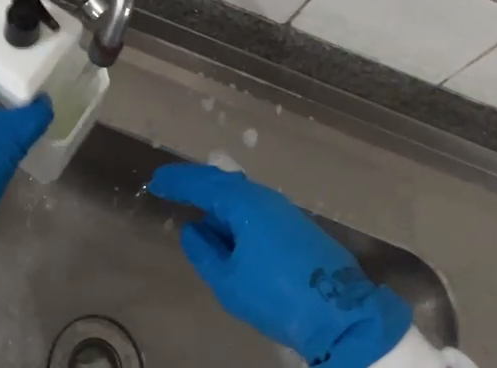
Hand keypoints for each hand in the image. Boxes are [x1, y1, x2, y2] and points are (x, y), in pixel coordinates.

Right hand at [148, 163, 412, 366]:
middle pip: (221, 182)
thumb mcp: (229, 281)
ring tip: (197, 212)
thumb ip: (204, 252)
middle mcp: (263, 197)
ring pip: (240, 196)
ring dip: (216, 202)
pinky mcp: (295, 225)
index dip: (175, 182)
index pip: (201, 184)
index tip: (155, 181)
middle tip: (170, 187)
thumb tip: (193, 229)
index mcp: (243, 203)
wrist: (342, 315)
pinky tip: (228, 230)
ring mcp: (283, 209)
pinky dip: (235, 214)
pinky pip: (254, 209)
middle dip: (194, 184)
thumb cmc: (277, 295)